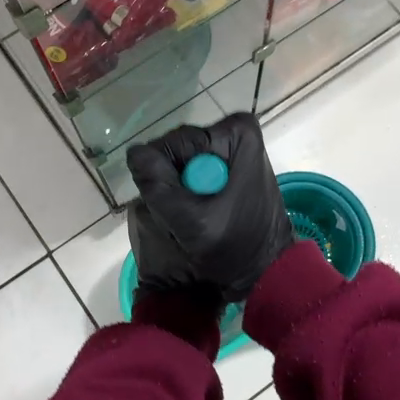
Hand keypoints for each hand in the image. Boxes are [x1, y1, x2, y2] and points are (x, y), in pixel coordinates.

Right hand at [127, 113, 294, 304]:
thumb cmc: (236, 247)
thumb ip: (158, 187)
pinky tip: (201, 213)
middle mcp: (235, 131)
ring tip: (195, 217)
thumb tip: (134, 153)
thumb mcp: (192, 222)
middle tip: (186, 217)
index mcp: (236, 134)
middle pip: (176, 151)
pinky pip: (190, 172)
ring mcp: (231, 147)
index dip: (165, 177)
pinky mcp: (228, 162)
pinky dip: (188, 195)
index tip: (177, 207)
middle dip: (173, 185)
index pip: (173, 144)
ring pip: (179, 164)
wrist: (265, 268)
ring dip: (179, 193)